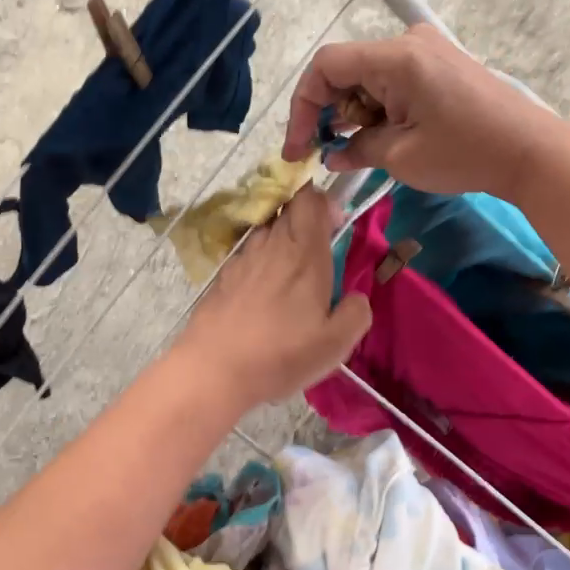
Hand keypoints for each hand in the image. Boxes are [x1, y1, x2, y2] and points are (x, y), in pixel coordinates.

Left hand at [173, 185, 370, 407]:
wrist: (213, 370)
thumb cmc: (280, 355)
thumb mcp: (335, 344)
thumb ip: (356, 313)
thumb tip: (356, 298)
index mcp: (304, 252)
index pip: (311, 198)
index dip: (326, 203)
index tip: (336, 228)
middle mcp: (271, 245)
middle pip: (288, 211)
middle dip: (306, 224)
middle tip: (317, 260)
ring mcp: (241, 259)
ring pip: (266, 234)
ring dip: (281, 246)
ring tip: (289, 283)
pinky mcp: (221, 278)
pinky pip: (247, 259)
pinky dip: (259, 268)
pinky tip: (261, 301)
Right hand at [281, 24, 565, 199]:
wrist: (531, 151)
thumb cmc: (464, 153)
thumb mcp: (401, 157)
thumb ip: (357, 149)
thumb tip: (331, 155)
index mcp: (396, 58)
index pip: (327, 65)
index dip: (303, 106)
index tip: (298, 147)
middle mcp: (409, 43)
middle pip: (346, 69)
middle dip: (327, 112)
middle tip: (321, 154)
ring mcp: (427, 51)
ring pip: (368, 77)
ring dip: (352, 113)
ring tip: (353, 151)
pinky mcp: (440, 66)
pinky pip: (392, 82)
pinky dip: (376, 109)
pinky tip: (379, 138)